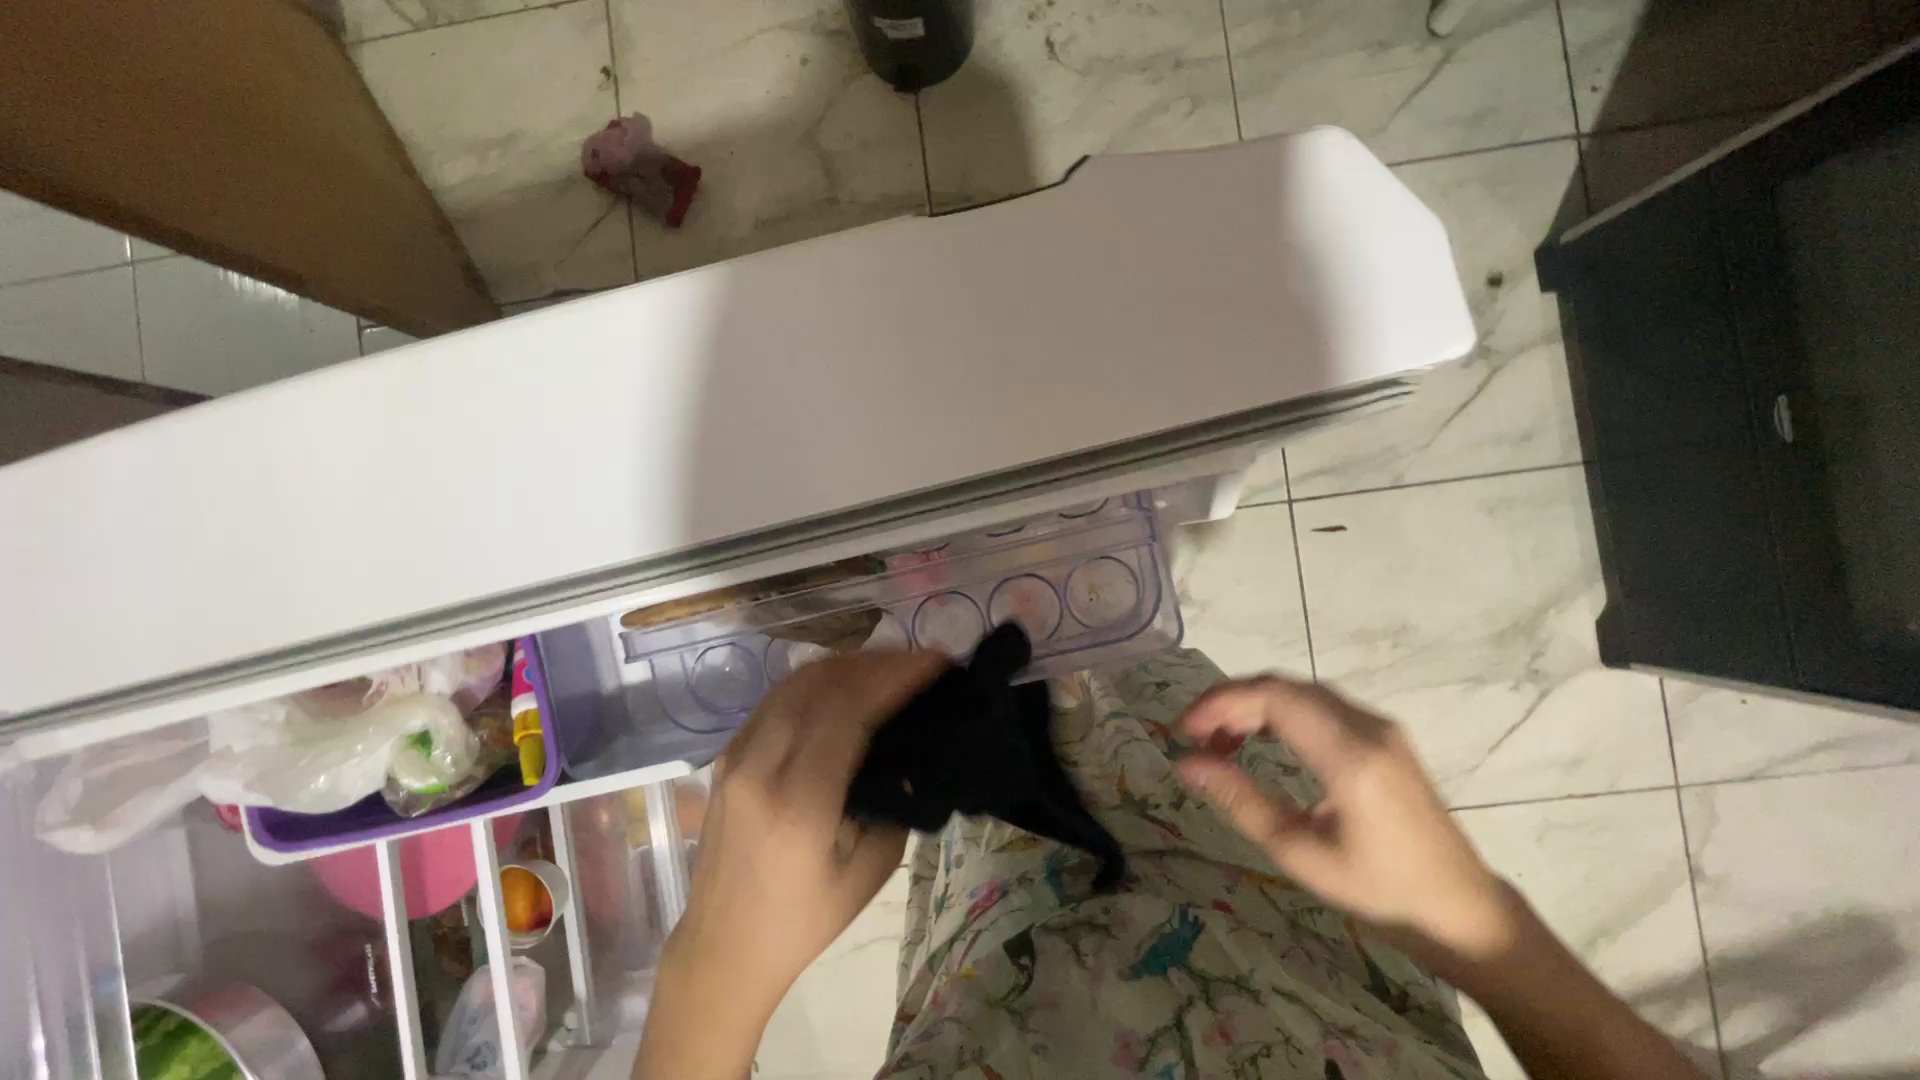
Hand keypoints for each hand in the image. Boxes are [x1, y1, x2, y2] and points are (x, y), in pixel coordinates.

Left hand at [662, 649, 945, 1014]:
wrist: (723, 945)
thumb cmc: (804, 920)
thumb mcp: (868, 871)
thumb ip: (894, 804)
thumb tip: (910, 754)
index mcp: (797, 804)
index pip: (847, 711)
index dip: (894, 676)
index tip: (936, 663)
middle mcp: (758, 768)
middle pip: (820, 683)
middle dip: (877, 661)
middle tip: (921, 661)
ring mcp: (734, 756)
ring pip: (795, 682)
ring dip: (848, 664)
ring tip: (891, 666)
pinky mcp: (726, 755)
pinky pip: (777, 699)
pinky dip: (819, 681)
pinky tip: (849, 685)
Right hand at [1175, 676, 1521, 970]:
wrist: (1459, 907)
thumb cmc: (1377, 890)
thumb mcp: (1298, 852)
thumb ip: (1239, 800)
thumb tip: (1186, 763)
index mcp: (1349, 756)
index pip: (1273, 697)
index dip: (1220, 702)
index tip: (1183, 730)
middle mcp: (1368, 727)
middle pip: (1285, 686)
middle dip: (1231, 701)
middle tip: (1194, 736)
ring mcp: (1382, 727)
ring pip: (1302, 691)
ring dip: (1255, 705)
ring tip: (1220, 740)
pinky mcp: (1386, 735)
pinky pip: (1322, 705)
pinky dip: (1282, 712)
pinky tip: (1262, 739)